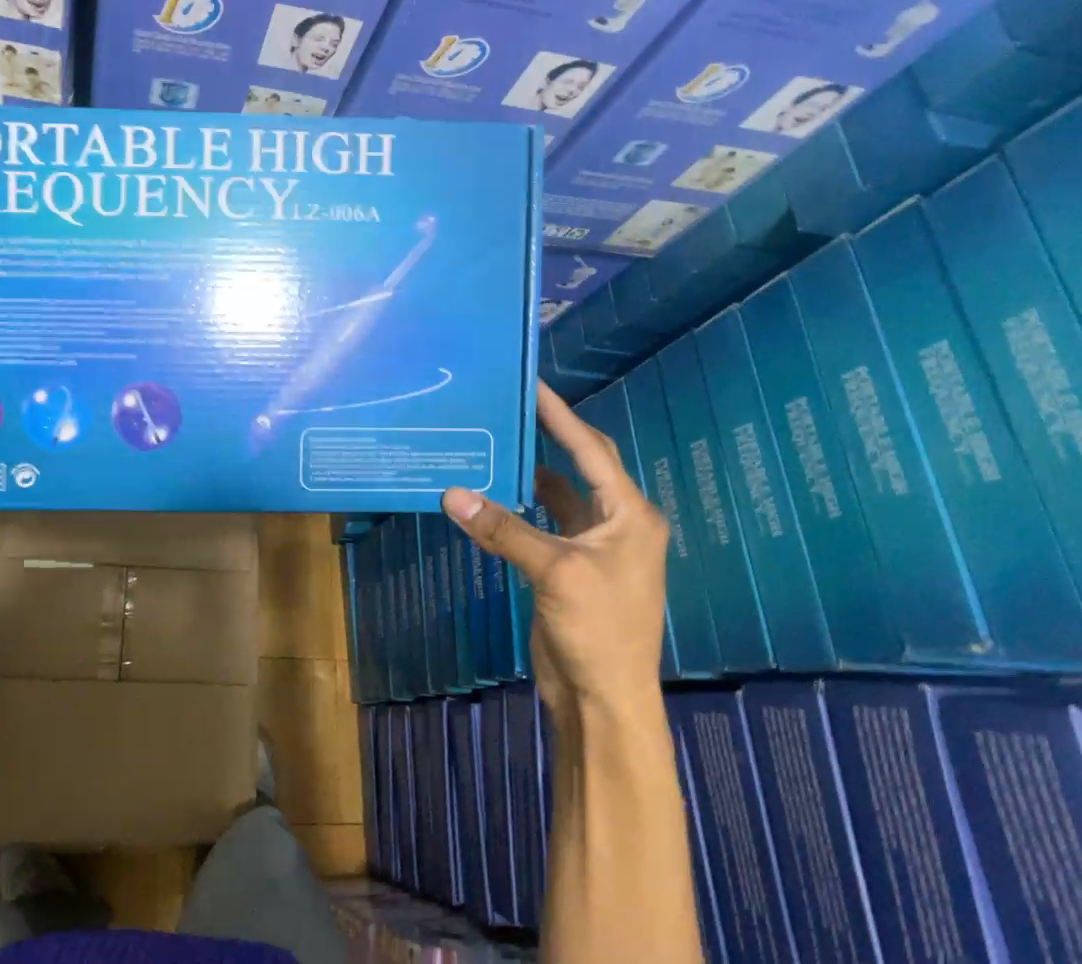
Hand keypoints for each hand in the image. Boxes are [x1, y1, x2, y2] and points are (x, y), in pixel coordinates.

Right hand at [442, 383, 669, 706]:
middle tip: (509, 406)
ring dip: (528, 475)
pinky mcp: (568, 571)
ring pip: (558, 498)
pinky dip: (518, 511)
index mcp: (630, 515)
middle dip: (548, 437)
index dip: (561, 417)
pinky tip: (491, 496)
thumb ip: (504, 529)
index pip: (592, 452)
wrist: (604, 697)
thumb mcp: (554, 571)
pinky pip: (541, 527)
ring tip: (492, 444)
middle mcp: (616, 524)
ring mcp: (593, 549)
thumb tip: (451, 493)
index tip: (533, 384)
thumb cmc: (598, 628)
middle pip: (580, 468)